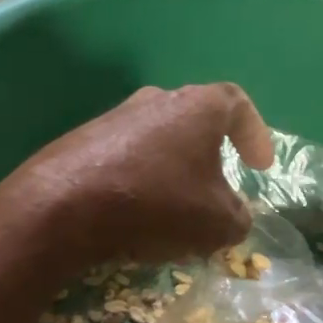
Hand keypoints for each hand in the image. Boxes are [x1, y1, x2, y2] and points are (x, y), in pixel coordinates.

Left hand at [0, 84, 275, 270]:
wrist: (62, 206)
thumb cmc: (155, 203)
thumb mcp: (216, 223)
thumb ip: (239, 216)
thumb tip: (235, 214)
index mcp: (197, 106)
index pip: (237, 105)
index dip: (255, 134)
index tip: (260, 166)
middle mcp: (158, 99)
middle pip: (196, 119)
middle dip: (213, 153)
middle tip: (220, 188)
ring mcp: (117, 116)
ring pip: (160, 137)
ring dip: (175, 168)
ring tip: (179, 208)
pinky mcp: (86, 139)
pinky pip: (128, 155)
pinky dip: (142, 178)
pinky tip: (138, 213)